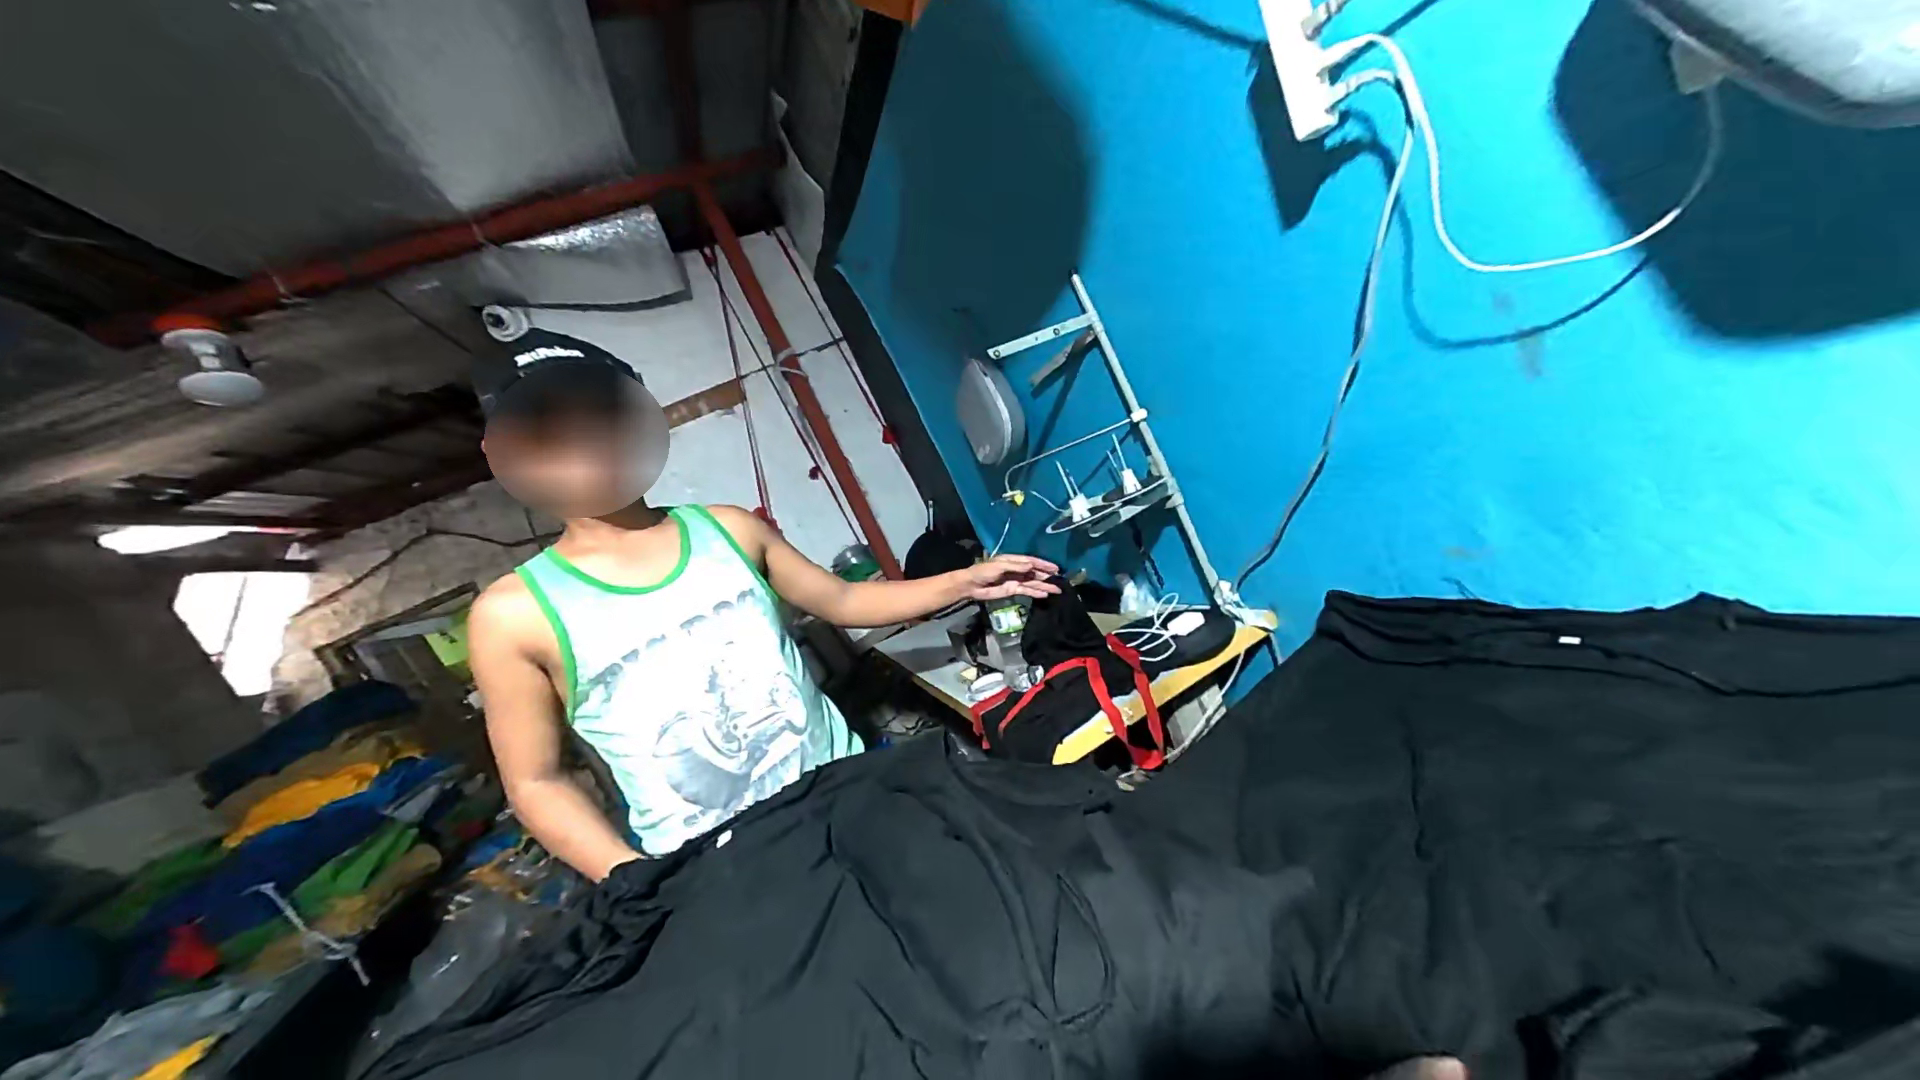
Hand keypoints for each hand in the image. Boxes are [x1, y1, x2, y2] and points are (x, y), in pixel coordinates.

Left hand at [957, 555, 1062, 601]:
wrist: (971, 585)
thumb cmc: (983, 571)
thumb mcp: (999, 566)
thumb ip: (1016, 566)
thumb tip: (1032, 566)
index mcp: (1013, 560)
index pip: (1032, 561)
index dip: (1044, 564)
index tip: (1056, 568)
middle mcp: (1017, 570)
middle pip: (1035, 572)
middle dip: (1047, 575)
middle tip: (1061, 579)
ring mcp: (1015, 580)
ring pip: (1033, 583)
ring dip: (1045, 586)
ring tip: (1057, 589)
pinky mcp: (1012, 590)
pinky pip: (1027, 591)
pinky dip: (1036, 593)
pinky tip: (1045, 594)